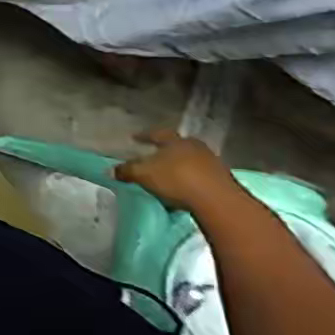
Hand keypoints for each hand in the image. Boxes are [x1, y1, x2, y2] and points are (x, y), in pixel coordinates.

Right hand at [114, 128, 245, 212]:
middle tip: (154, 156)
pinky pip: (201, 175)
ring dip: (179, 166)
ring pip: (191, 160)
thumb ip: (126, 171)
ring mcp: (213, 163)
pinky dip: (190, 179)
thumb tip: (111, 170)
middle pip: (178, 146)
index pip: (157, 134)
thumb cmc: (176, 179)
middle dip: (166, 151)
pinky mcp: (223, 180)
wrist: (218, 201)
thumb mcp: (142, 174)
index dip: (144, 136)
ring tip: (167, 175)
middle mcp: (196, 148)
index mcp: (176, 142)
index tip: (135, 137)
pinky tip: (182, 188)